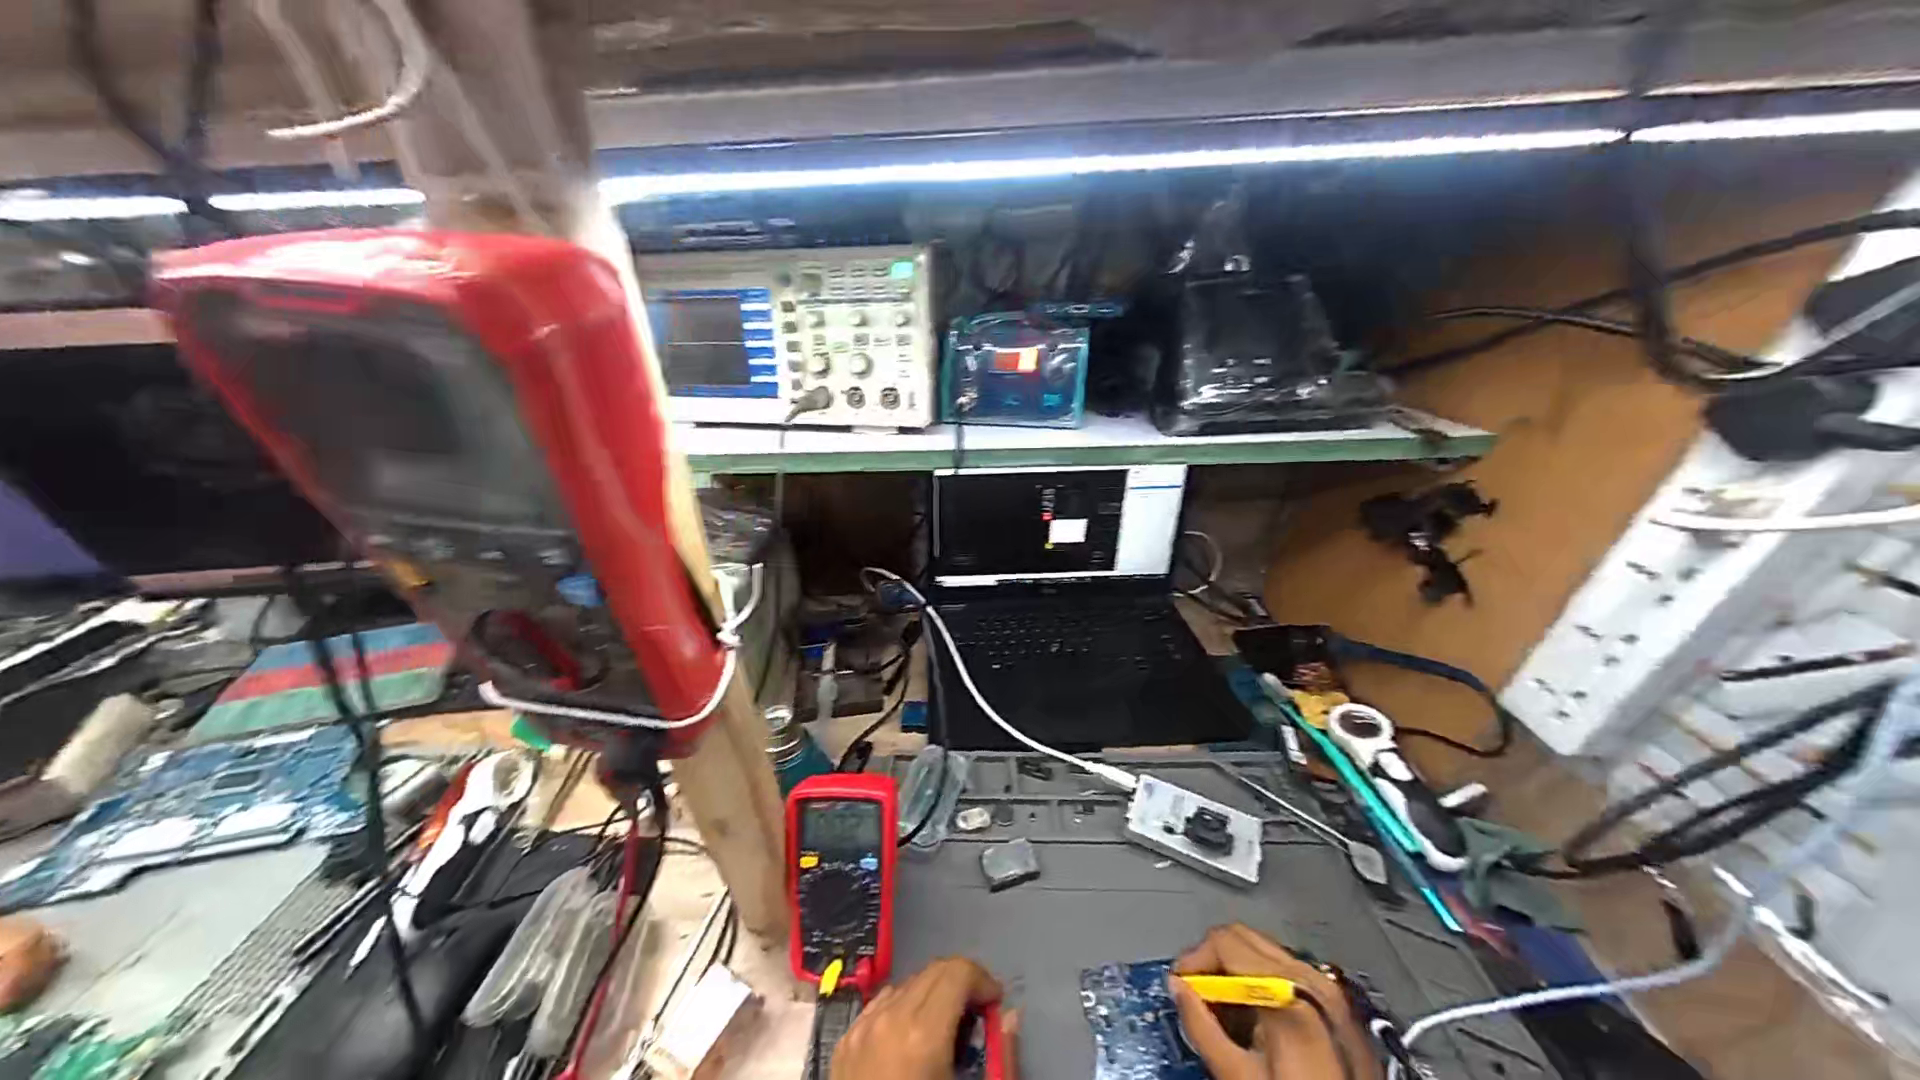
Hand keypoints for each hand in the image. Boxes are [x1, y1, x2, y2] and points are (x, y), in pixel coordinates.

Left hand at [831, 957, 1018, 1079]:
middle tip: (976, 1019)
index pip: (958, 972)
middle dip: (961, 986)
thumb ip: (1001, 1061)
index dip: (983, 981)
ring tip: (944, 1033)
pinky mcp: (844, 1043)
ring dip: (932, 996)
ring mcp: (861, 1028)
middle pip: (933, 971)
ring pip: (906, 984)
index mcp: (923, 1033)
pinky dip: (902, 1009)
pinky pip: (880, 1005)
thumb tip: (1009, 1017)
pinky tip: (910, 1041)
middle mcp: (890, 1018)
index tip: (995, 1007)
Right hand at [1168, 924, 1369, 1079]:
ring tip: (1222, 1007)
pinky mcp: (1337, 1002)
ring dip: (1234, 967)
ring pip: (1263, 949)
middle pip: (1242, 937)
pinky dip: (1259, 979)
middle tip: (1196, 993)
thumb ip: (1202, 1027)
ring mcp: (1327, 987)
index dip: (1193, 959)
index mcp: (1285, 991)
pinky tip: (1254, 1015)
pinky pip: (1286, 969)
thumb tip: (1178, 988)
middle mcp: (1309, 976)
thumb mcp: (1239, 1078)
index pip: (1223, 942)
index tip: (1180, 986)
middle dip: (1212, 959)